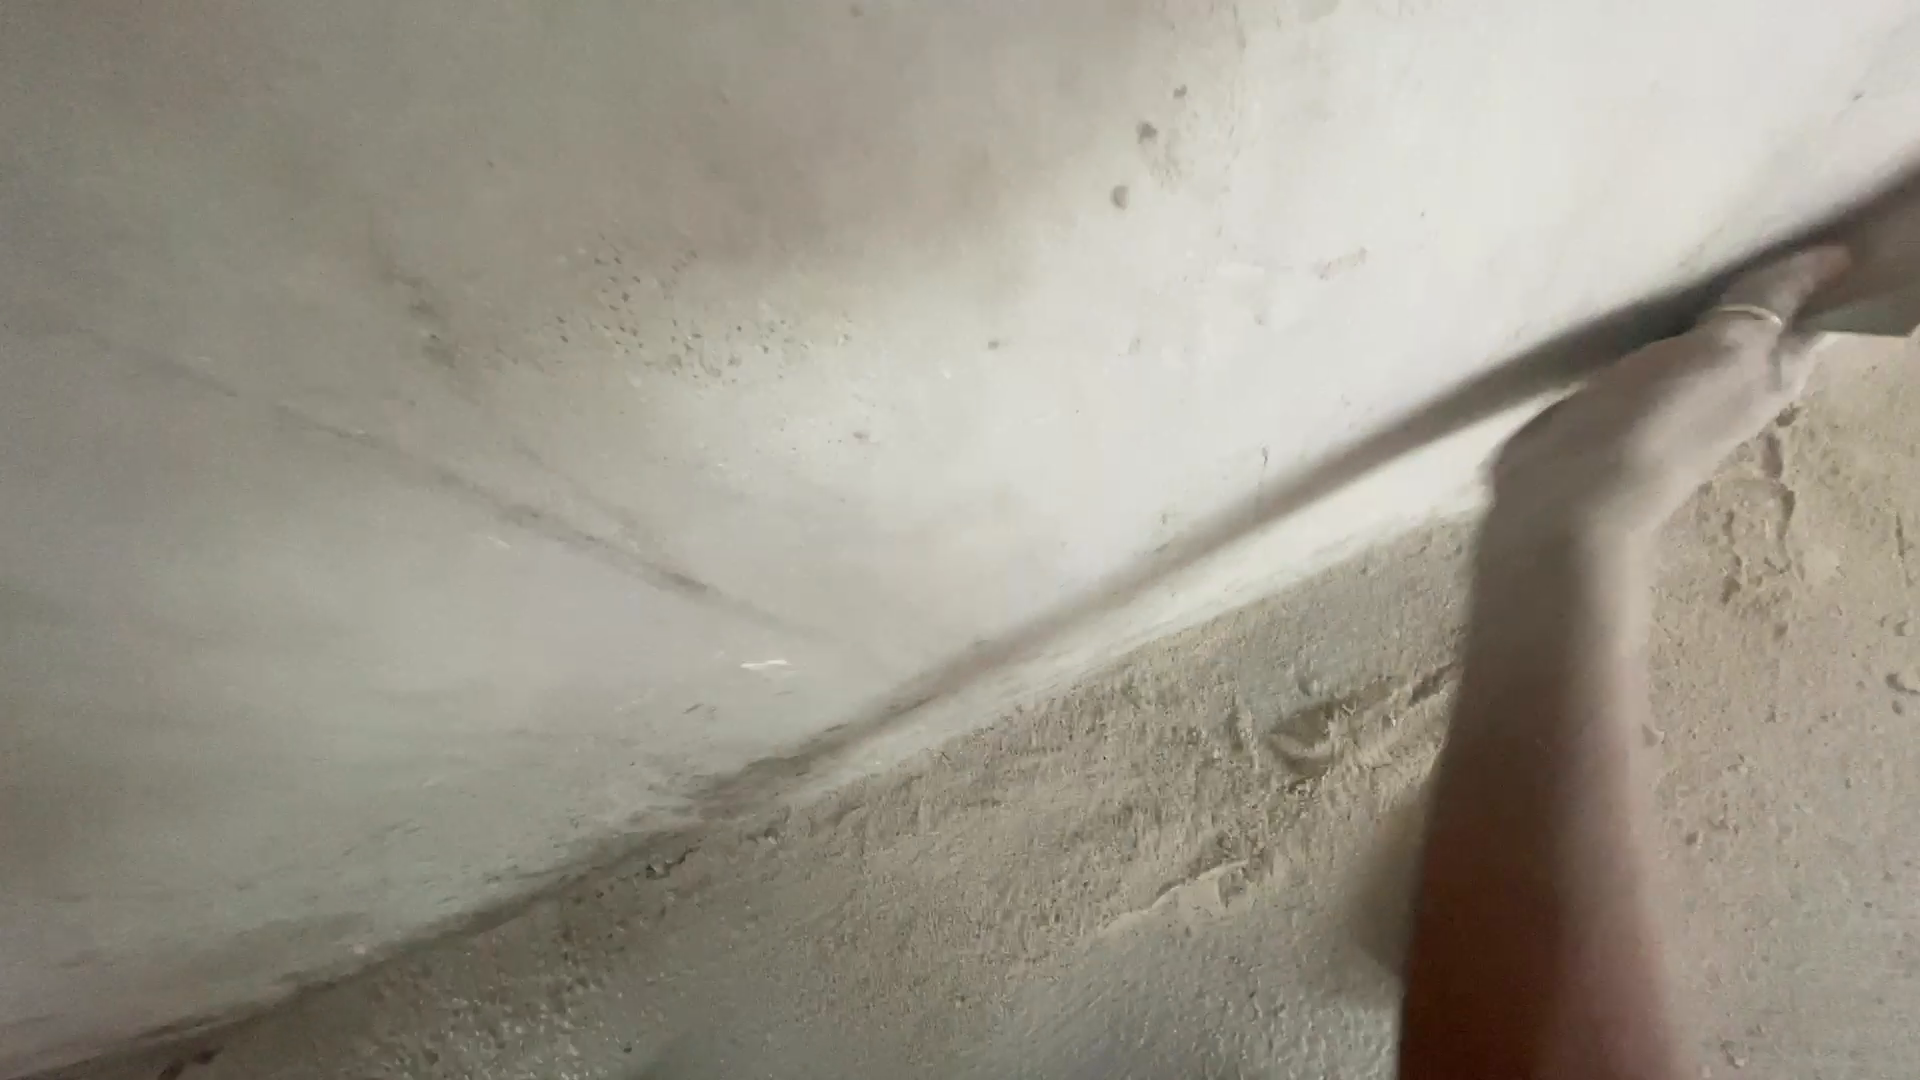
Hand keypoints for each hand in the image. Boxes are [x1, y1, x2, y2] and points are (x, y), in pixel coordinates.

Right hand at [1488, 246, 1852, 546]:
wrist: (1569, 486)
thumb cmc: (1657, 419)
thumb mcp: (1728, 350)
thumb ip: (1770, 301)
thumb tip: (1837, 255)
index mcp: (1770, 374)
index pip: (1809, 313)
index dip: (1816, 273)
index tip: (1804, 224)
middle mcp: (1722, 384)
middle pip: (1743, 323)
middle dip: (1741, 281)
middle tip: (1733, 229)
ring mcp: (1658, 396)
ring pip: (1681, 337)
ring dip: (1677, 305)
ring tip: (1673, 254)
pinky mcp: (1602, 403)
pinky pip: (1625, 355)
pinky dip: (1625, 331)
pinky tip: (1615, 308)